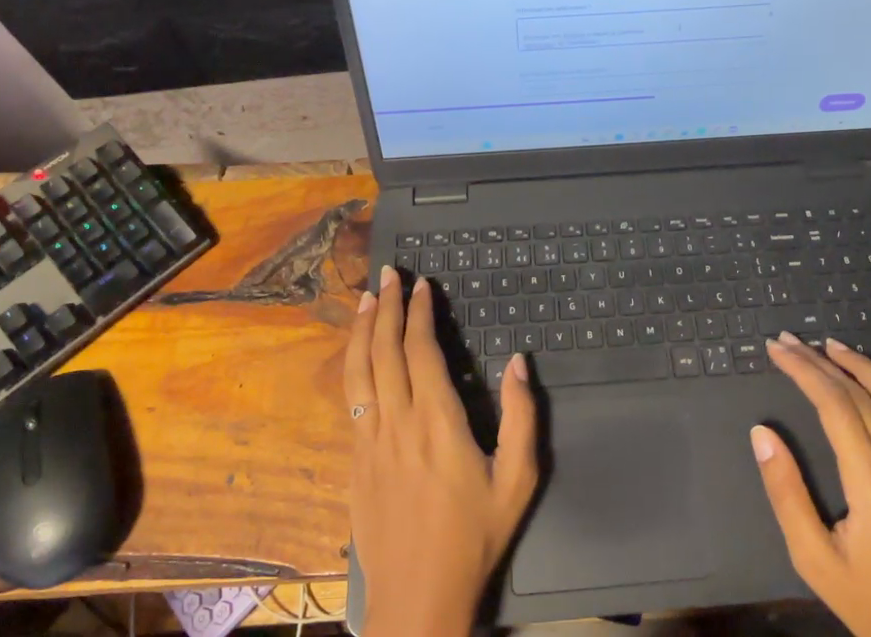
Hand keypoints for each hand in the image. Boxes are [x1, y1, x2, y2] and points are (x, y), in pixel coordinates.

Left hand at [346, 266, 539, 636]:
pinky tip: (356, 353)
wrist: (418, 595)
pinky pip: (349, 400)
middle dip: (387, 307)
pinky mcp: (355, 461)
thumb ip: (521, 417)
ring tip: (368, 299)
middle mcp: (398, 422)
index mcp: (439, 422)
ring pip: (358, 371)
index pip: (422, 352)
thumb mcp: (518, 480)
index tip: (422, 285)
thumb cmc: (475, 537)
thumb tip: (519, 361)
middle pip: (385, 351)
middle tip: (389, 274)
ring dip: (363, 330)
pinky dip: (351, 365)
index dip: (420, 314)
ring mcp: (369, 441)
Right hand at [753, 333, 870, 636]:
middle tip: (791, 340)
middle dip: (823, 362)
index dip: (804, 370)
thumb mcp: (814, 559)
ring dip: (865, 365)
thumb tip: (761, 434)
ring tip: (834, 344)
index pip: (835, 405)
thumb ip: (787, 493)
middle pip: (863, 395)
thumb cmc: (870, 602)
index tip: (777, 349)